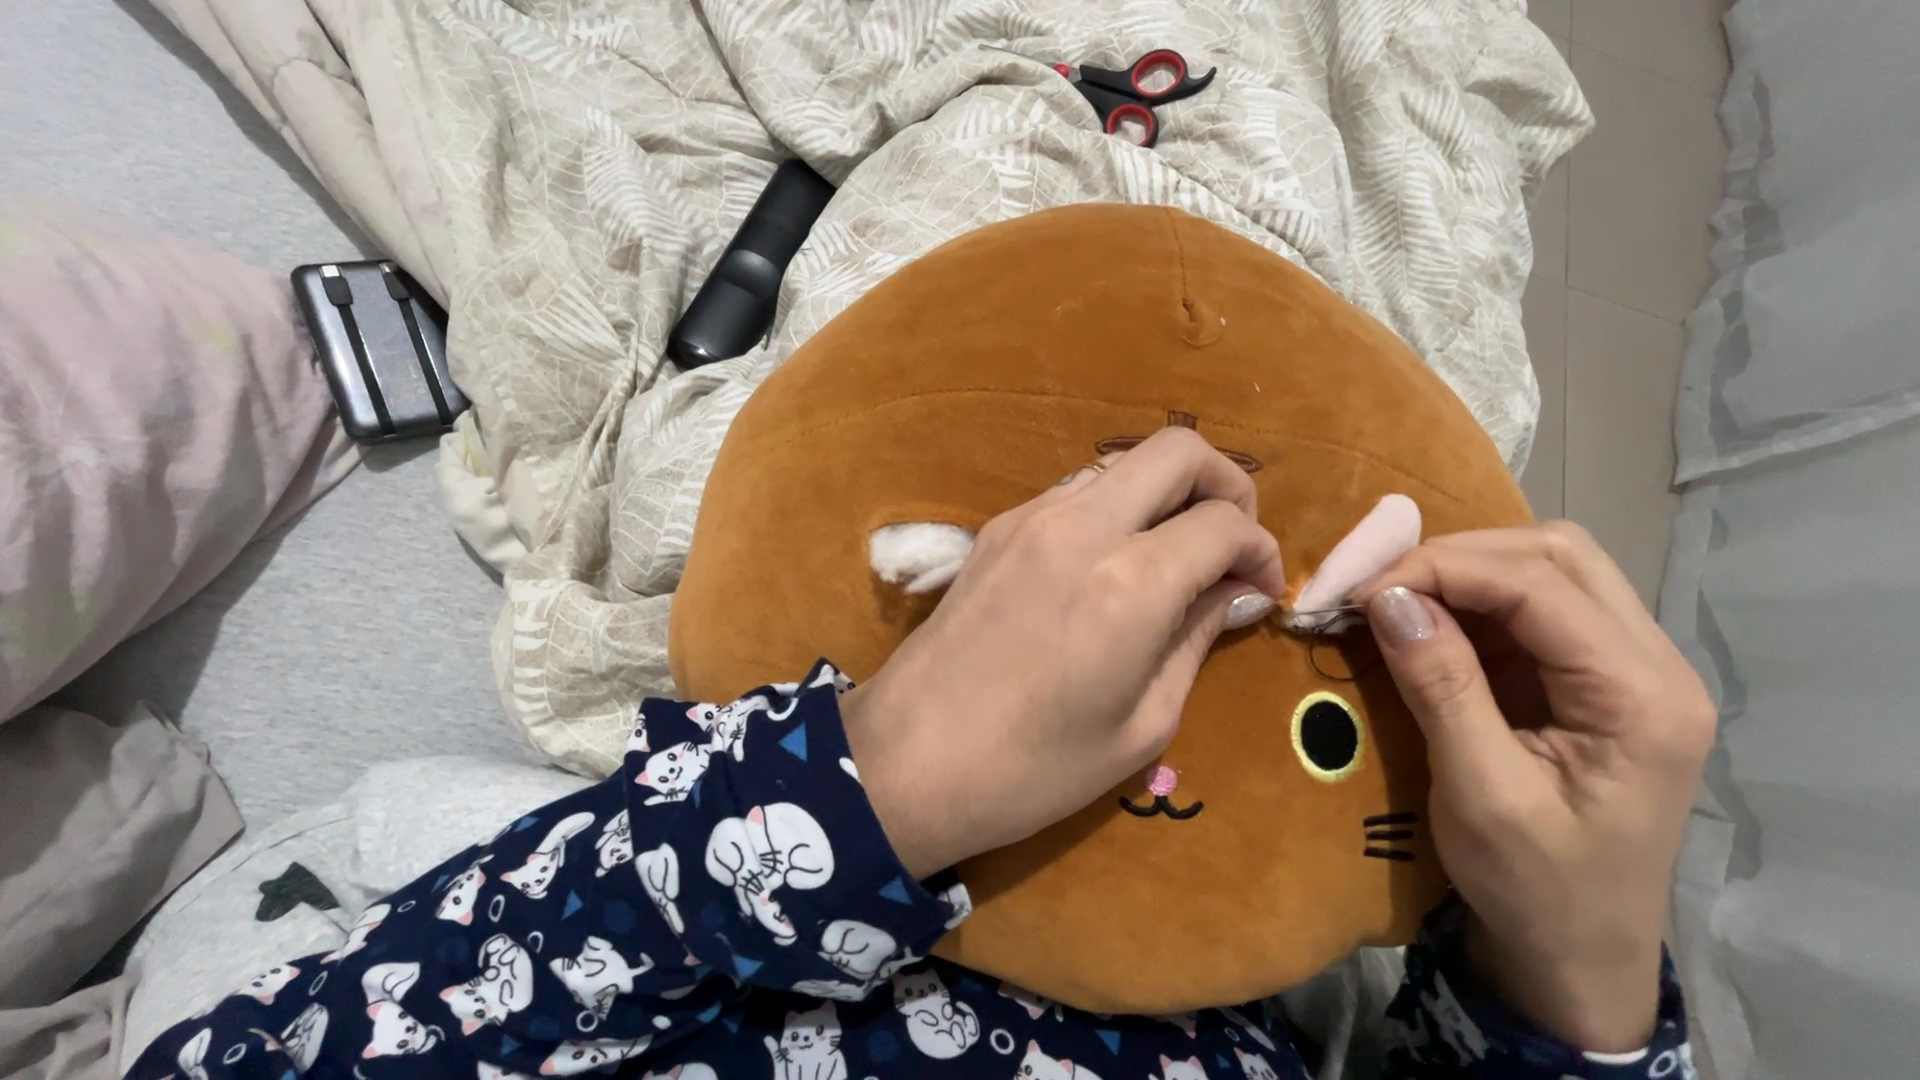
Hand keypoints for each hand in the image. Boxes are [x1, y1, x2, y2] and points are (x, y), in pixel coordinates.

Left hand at [840, 428, 1287, 880]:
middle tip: (1230, 545)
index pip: (1224, 522)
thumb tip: (1236, 590)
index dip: (1261, 549)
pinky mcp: (996, 528)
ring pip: (1122, 464)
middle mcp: (1082, 527)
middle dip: (1224, 483)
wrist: (906, 761)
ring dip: (1163, 493)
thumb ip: (1196, 638)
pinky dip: (1114, 508)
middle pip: (1176, 450)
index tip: (1260, 589)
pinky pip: (1076, 491)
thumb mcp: (1142, 724)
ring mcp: (1030, 518)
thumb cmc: (1032, 767)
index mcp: (1130, 582)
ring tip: (1173, 556)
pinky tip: (1112, 564)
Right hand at [1357, 523, 1713, 1051]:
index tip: (1358, 591)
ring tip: (1391, 596)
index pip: (1539, 585)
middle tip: (1373, 585)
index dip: (1440, 569)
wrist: (1578, 950)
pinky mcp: (1588, 676)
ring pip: (1546, 567)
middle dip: (1454, 555)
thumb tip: (1387, 598)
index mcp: (1641, 697)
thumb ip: (1442, 687)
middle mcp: (1651, 664)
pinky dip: (1467, 597)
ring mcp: (1625, 666)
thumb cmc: (1535, 886)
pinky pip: (1530, 604)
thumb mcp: (1480, 794)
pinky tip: (1421, 616)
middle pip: (1556, 554)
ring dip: (1462, 568)